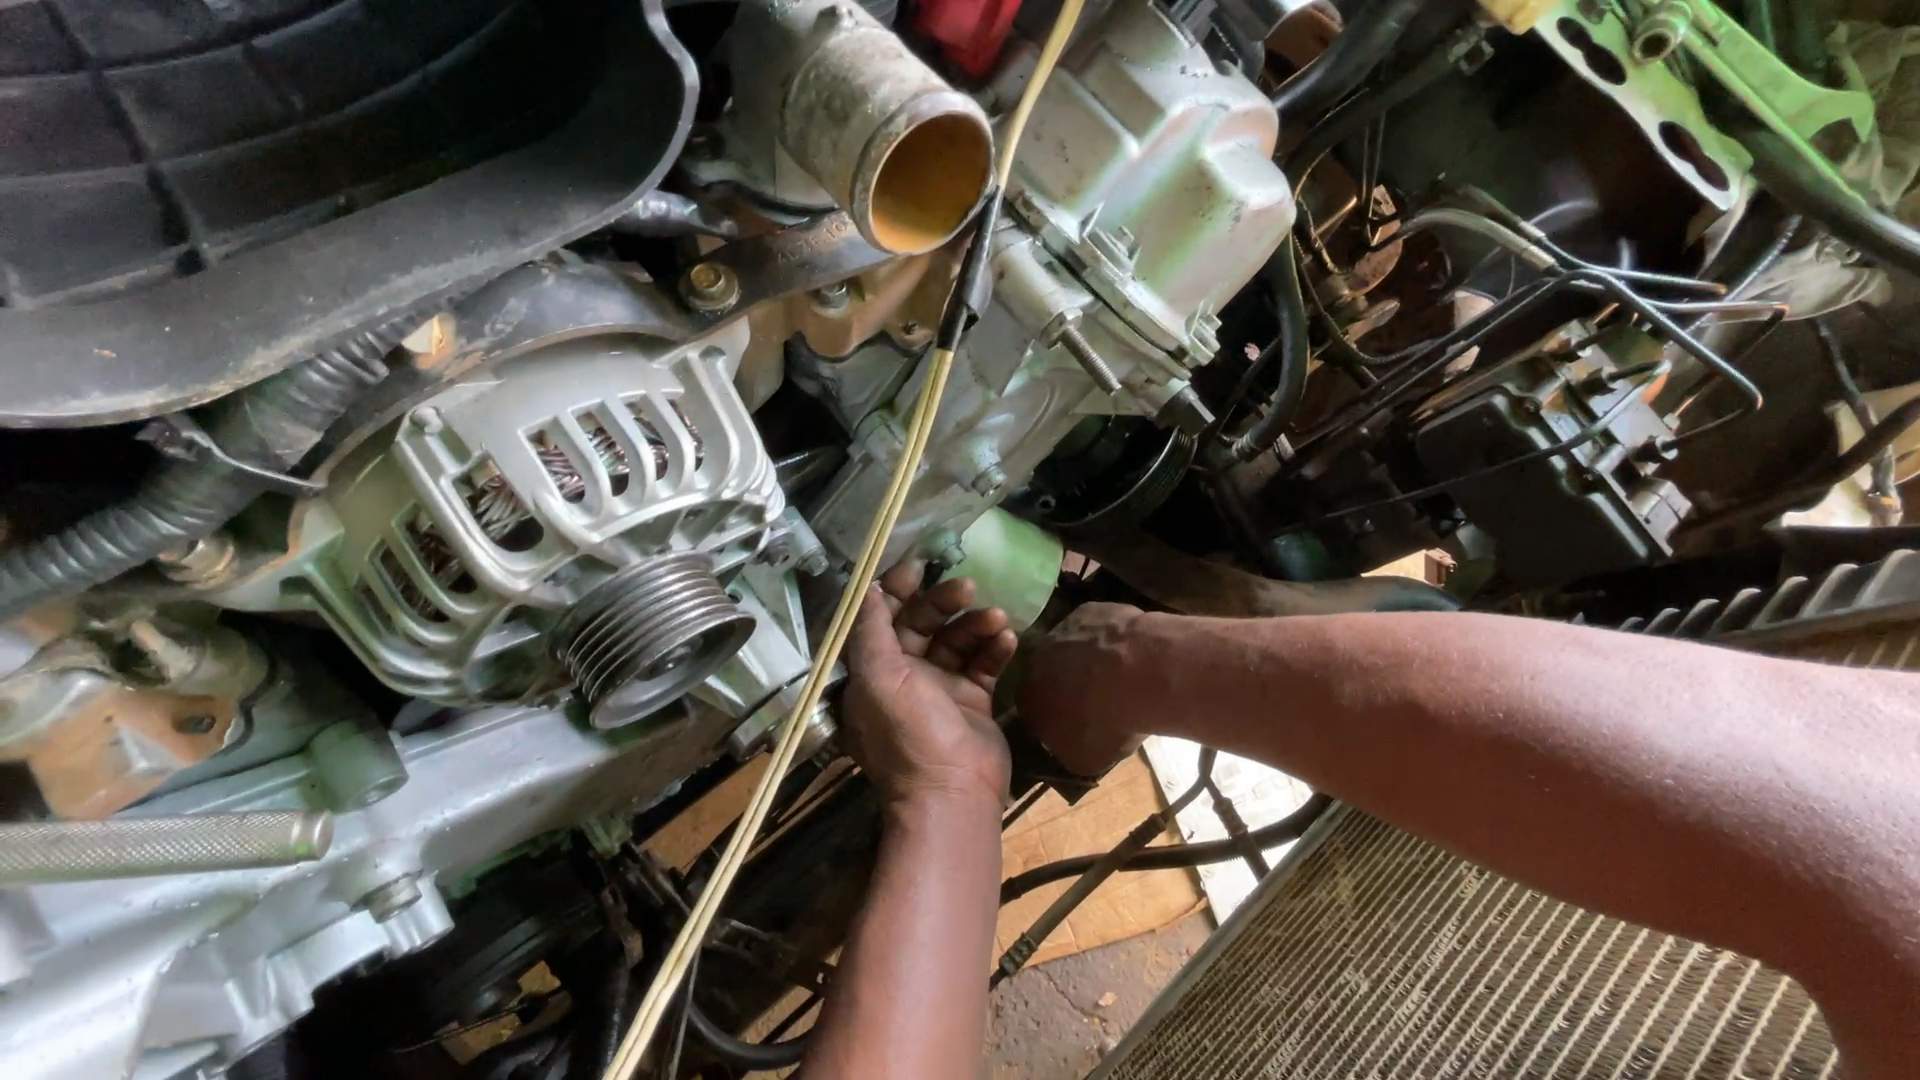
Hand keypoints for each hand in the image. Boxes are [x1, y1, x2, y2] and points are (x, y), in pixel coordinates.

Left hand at [843, 563, 1016, 806]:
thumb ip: (872, 630)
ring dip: (976, 624)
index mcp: (874, 671)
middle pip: (923, 624)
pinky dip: (994, 648)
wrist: (954, 793)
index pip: (883, 617)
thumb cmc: (909, 732)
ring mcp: (940, 689)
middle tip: (968, 586)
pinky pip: (983, 664)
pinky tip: (1008, 638)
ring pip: (957, 641)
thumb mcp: (879, 677)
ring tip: (998, 617)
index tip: (920, 566)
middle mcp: (904, 676)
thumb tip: (868, 589)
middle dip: (944, 602)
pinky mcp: (973, 701)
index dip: (898, 588)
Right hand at [1014, 601, 1150, 776]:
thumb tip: (1066, 744)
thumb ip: (1065, 749)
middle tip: (1096, 698)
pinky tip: (1130, 653)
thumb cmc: (1107, 723)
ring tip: (1119, 676)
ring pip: (1070, 646)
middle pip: (1048, 672)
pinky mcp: (1089, 609)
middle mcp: (1035, 658)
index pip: (1031, 708)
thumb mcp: (1083, 759)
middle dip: (1067, 683)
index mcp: (1027, 697)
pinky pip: (1094, 627)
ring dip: (1087, 659)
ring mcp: (1062, 628)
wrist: (1139, 673)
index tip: (1073, 724)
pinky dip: (1107, 639)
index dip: (1053, 715)